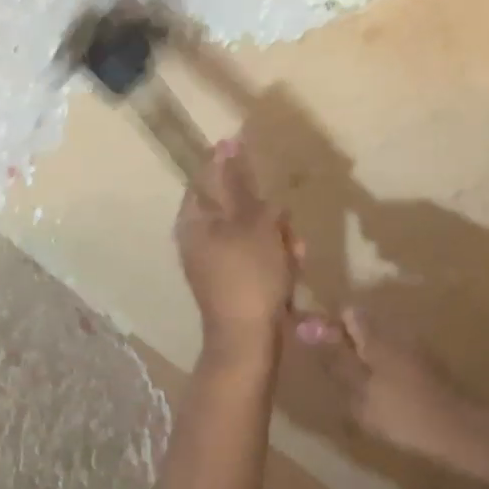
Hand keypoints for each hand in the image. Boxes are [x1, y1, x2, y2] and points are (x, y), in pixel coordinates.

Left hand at [175, 139, 299, 351]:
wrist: (249, 342)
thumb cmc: (250, 278)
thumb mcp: (253, 226)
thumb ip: (241, 184)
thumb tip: (227, 145)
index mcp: (194, 222)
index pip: (207, 177)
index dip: (229, 162)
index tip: (250, 150)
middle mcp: (198, 240)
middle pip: (236, 207)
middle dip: (267, 213)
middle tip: (285, 224)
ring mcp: (215, 264)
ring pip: (253, 233)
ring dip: (278, 237)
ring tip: (295, 253)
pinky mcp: (234, 284)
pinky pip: (257, 258)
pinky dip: (275, 260)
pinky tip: (292, 271)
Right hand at [297, 309, 488, 488]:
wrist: (455, 431)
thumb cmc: (400, 412)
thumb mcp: (359, 389)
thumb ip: (335, 359)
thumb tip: (306, 327)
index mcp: (377, 337)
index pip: (348, 314)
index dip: (330, 326)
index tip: (318, 348)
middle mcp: (397, 333)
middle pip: (365, 326)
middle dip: (347, 342)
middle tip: (336, 374)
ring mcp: (415, 348)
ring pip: (381, 342)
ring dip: (366, 358)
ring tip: (356, 388)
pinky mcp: (427, 366)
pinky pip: (395, 358)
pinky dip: (383, 370)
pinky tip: (381, 395)